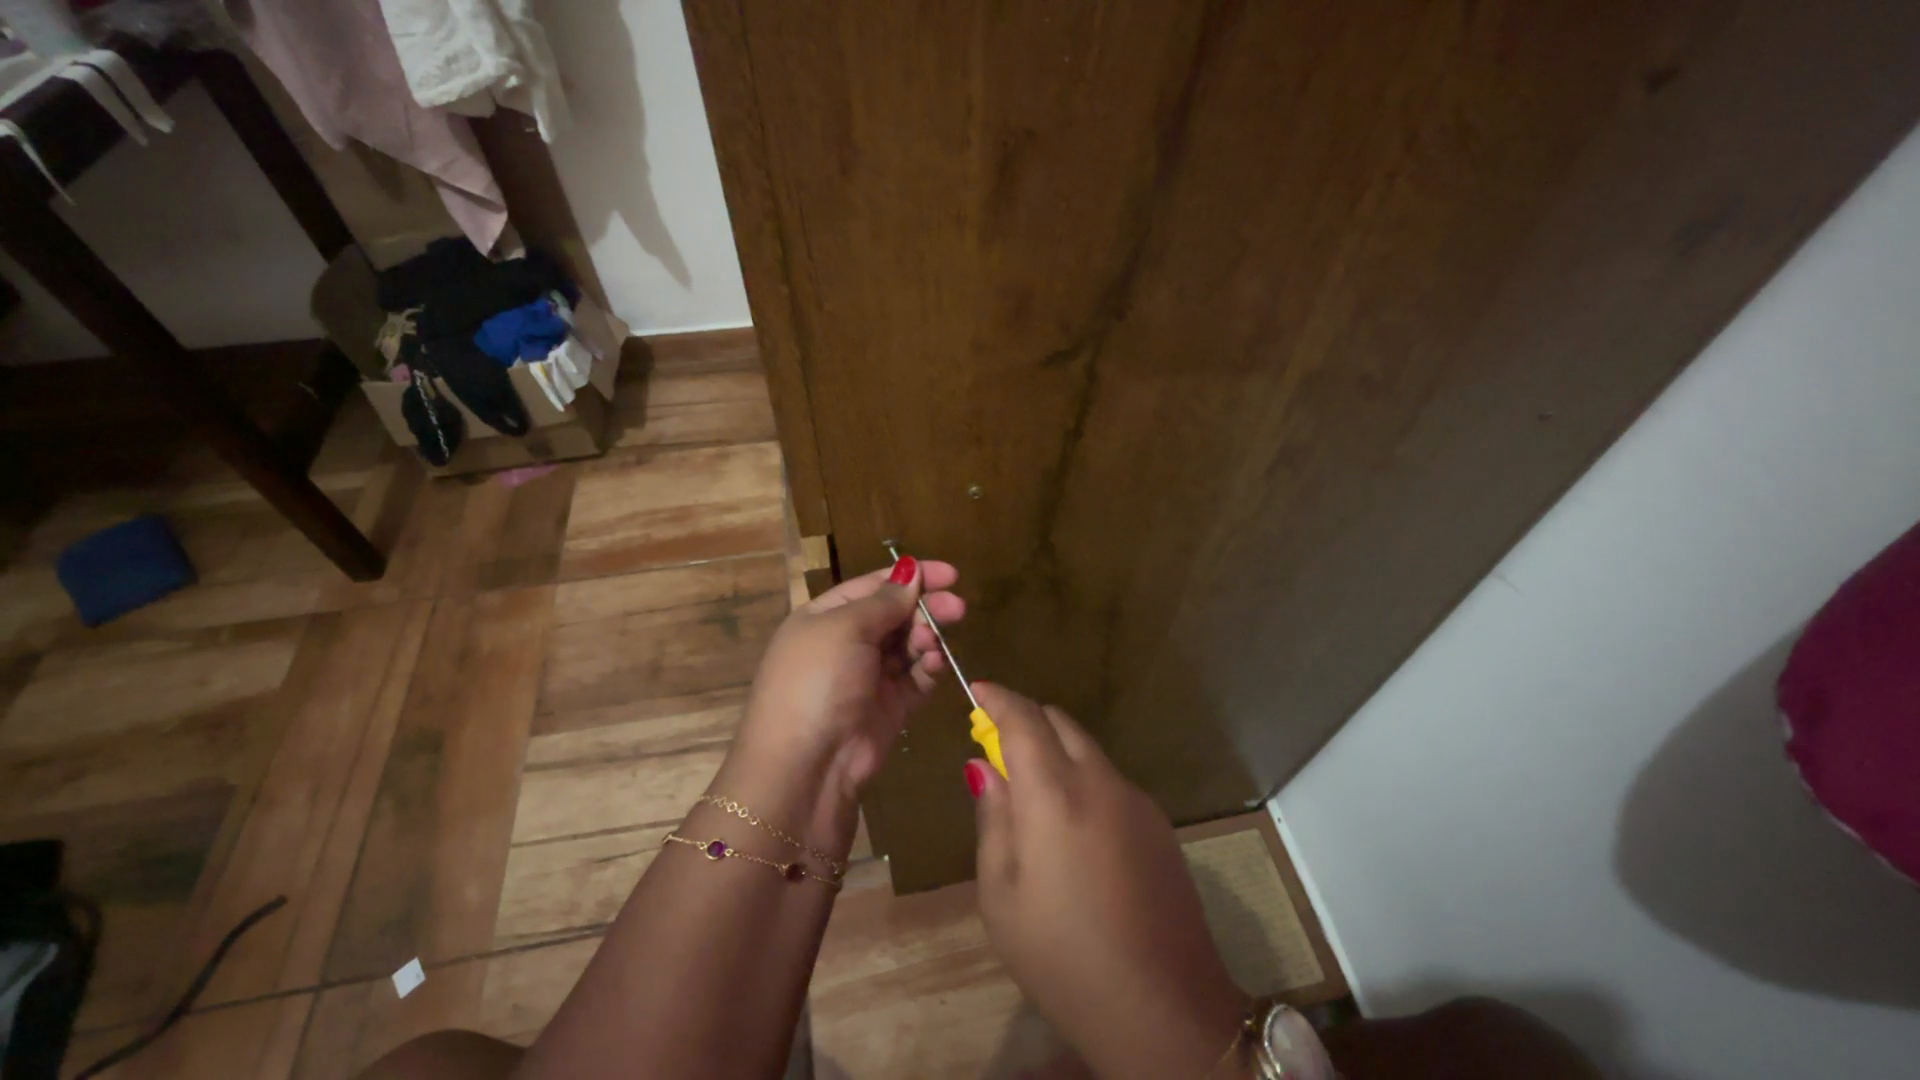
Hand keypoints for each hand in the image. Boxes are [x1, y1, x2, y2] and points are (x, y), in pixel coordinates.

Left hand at [732, 555, 965, 797]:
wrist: (806, 765)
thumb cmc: (816, 681)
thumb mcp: (845, 629)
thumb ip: (883, 600)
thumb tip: (910, 570)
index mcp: (824, 617)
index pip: (873, 586)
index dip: (910, 576)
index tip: (950, 573)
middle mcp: (846, 644)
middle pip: (896, 614)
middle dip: (926, 607)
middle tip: (957, 608)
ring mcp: (869, 677)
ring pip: (909, 645)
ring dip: (926, 638)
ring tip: (932, 645)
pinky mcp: (890, 707)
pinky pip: (916, 678)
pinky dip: (928, 668)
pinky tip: (934, 665)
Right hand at [969, 684, 1250, 1079]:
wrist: (1162, 1006)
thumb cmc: (1062, 956)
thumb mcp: (1002, 895)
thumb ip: (994, 819)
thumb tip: (985, 768)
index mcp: (1056, 796)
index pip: (1024, 720)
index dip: (998, 699)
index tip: (976, 691)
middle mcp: (1101, 783)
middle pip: (1062, 723)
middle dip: (1027, 720)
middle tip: (997, 746)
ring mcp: (1138, 802)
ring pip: (1090, 751)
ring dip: (1057, 751)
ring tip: (1032, 795)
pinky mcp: (1160, 826)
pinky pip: (1112, 782)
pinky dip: (1083, 780)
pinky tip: (1074, 830)